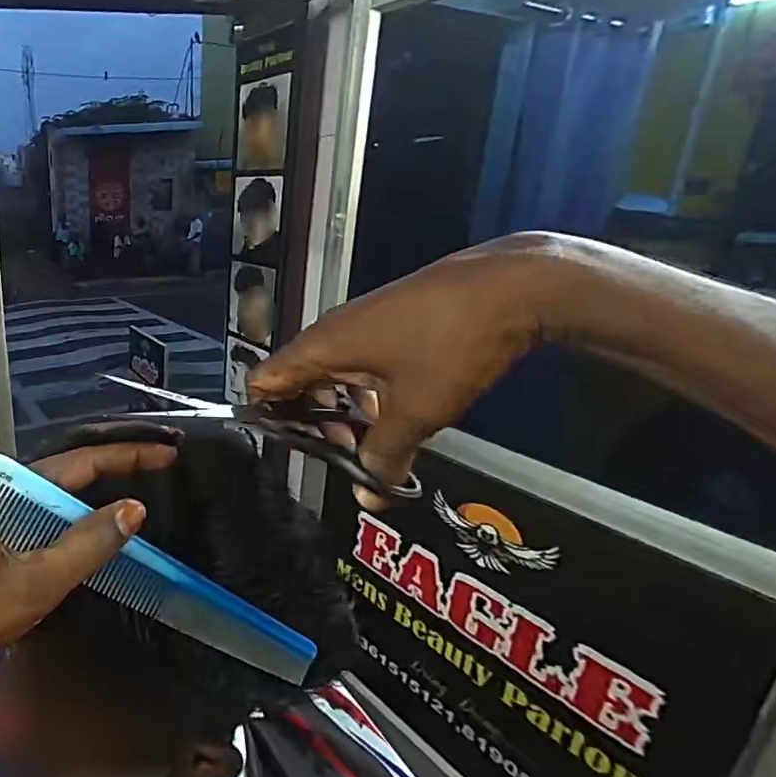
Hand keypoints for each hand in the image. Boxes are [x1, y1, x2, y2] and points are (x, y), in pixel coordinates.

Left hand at [0, 441, 177, 664]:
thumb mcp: (40, 580)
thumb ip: (88, 543)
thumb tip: (135, 508)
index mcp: (18, 488)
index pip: (83, 461)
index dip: (129, 454)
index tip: (169, 453)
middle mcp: (13, 487)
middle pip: (76, 465)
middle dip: (121, 460)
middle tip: (164, 461)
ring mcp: (8, 506)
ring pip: (66, 484)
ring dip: (104, 480)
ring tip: (145, 477)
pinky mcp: (8, 526)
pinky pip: (55, 505)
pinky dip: (85, 505)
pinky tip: (103, 514)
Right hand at [250, 233, 573, 500]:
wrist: (513, 284)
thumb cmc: (451, 342)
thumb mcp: (417, 411)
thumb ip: (385, 455)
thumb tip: (371, 492)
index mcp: (319, 348)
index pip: (262, 382)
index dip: (267, 418)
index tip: (297, 447)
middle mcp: (328, 333)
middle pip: (294, 383)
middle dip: (313, 423)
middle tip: (344, 451)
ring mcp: (357, 324)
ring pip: (329, 375)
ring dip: (342, 410)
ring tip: (373, 438)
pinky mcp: (385, 321)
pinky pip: (355, 362)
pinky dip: (364, 391)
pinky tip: (398, 409)